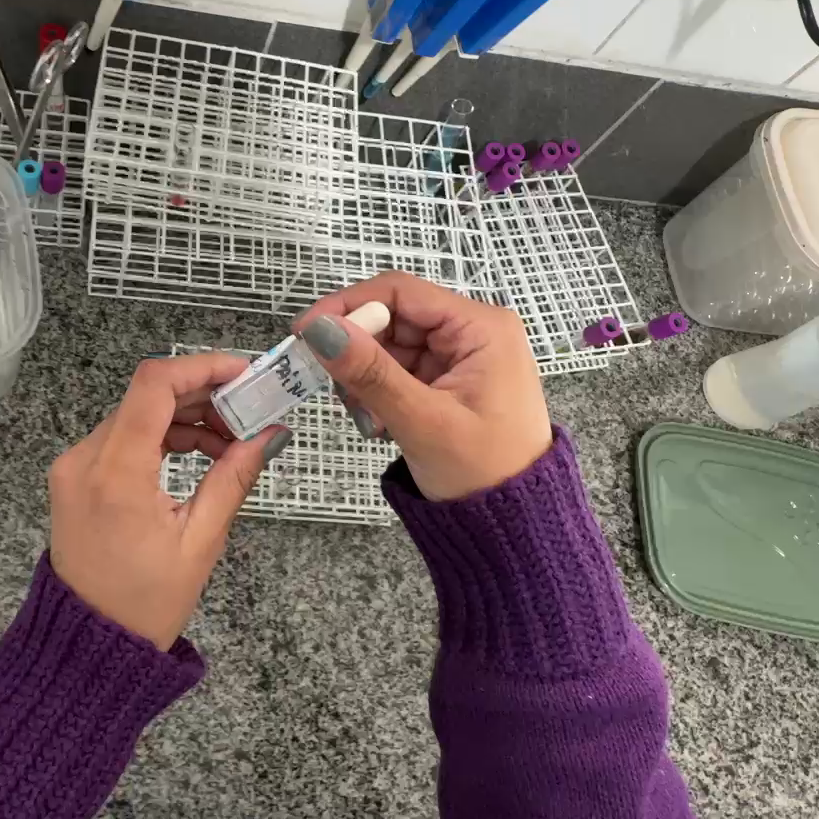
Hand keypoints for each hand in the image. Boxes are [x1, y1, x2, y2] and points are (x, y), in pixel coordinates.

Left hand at [48, 353, 291, 649]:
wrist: (86, 649)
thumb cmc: (144, 606)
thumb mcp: (200, 542)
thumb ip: (233, 478)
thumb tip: (271, 434)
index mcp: (115, 473)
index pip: (154, 385)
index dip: (203, 367)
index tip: (244, 374)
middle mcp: (84, 458)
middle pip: (147, 396)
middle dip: (204, 395)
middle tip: (250, 411)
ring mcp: (74, 465)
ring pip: (137, 414)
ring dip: (186, 417)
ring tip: (232, 442)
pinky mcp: (75, 476)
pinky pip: (123, 437)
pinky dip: (162, 436)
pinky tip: (200, 453)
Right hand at [296, 272, 550, 500]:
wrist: (513, 526)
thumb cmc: (483, 472)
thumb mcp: (423, 421)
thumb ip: (371, 372)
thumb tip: (320, 329)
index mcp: (481, 327)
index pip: (400, 292)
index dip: (348, 306)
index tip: (304, 332)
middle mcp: (471, 332)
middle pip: (391, 319)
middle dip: (358, 353)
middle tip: (339, 392)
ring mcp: (458, 357)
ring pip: (387, 347)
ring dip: (365, 380)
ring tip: (371, 421)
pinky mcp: (445, 381)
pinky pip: (395, 371)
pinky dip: (377, 394)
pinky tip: (381, 425)